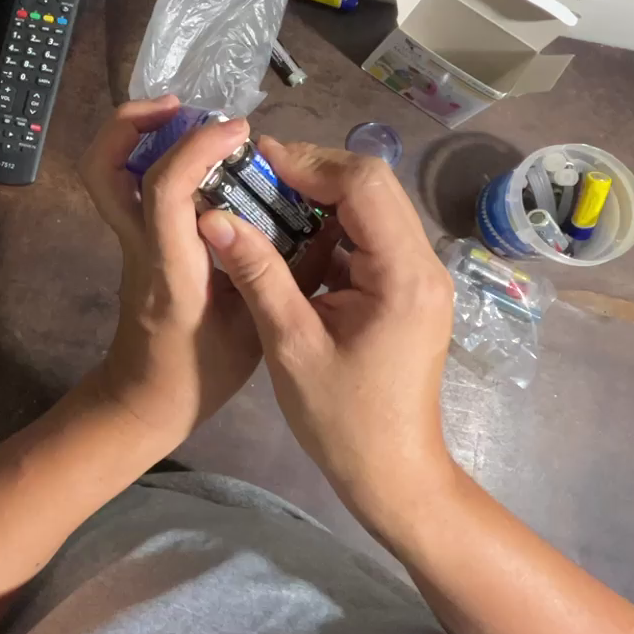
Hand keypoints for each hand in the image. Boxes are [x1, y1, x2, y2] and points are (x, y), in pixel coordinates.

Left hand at [78, 96, 259, 442]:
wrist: (142, 403)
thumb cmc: (200, 378)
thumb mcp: (258, 333)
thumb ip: (283, 276)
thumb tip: (322, 222)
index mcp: (171, 272)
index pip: (164, 193)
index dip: (195, 149)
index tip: (236, 132)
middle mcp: (138, 248)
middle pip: (103, 169)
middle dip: (132, 123)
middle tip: (183, 106)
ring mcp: (126, 243)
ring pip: (103, 173)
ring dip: (133, 132)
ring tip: (185, 118)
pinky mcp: (131, 242)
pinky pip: (125, 185)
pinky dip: (146, 154)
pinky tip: (194, 156)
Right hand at [197, 138, 457, 522]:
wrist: (393, 474)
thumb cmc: (342, 418)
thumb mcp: (289, 343)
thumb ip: (256, 272)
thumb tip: (212, 216)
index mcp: (403, 275)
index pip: (364, 185)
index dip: (309, 163)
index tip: (255, 160)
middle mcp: (421, 264)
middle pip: (372, 185)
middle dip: (312, 170)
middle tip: (254, 174)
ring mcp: (416, 274)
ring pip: (370, 204)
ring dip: (318, 193)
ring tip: (263, 193)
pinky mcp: (403, 287)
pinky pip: (366, 233)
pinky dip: (326, 222)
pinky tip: (287, 231)